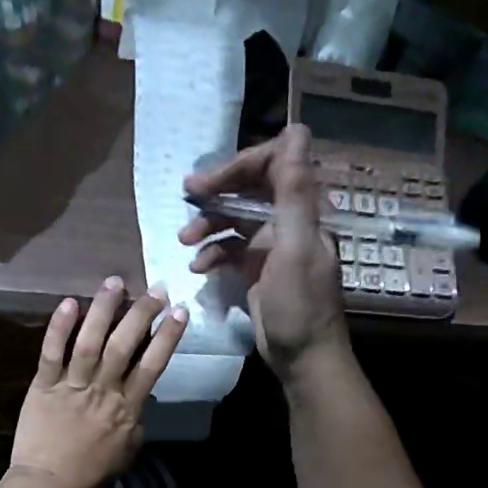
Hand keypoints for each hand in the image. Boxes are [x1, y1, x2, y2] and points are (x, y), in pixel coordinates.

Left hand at [7, 277, 187, 487]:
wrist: (48, 483)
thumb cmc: (91, 471)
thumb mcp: (128, 449)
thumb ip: (137, 419)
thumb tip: (143, 393)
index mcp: (127, 408)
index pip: (152, 365)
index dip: (167, 336)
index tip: (179, 311)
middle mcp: (103, 391)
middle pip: (125, 346)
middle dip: (142, 314)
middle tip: (155, 289)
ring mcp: (72, 386)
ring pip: (90, 342)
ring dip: (104, 310)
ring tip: (115, 282)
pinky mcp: (43, 386)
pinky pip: (51, 353)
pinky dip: (59, 328)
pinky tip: (69, 302)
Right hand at [180, 125, 347, 380]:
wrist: (302, 356)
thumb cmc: (300, 304)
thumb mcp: (295, 246)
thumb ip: (294, 192)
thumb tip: (297, 131)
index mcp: (303, 210)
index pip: (274, 164)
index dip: (241, 165)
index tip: (208, 181)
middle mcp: (288, 222)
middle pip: (251, 189)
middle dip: (219, 191)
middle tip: (187, 196)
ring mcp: (272, 247)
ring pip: (236, 220)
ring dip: (210, 224)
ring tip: (184, 240)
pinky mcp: (257, 271)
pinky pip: (231, 251)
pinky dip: (213, 254)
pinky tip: (198, 268)